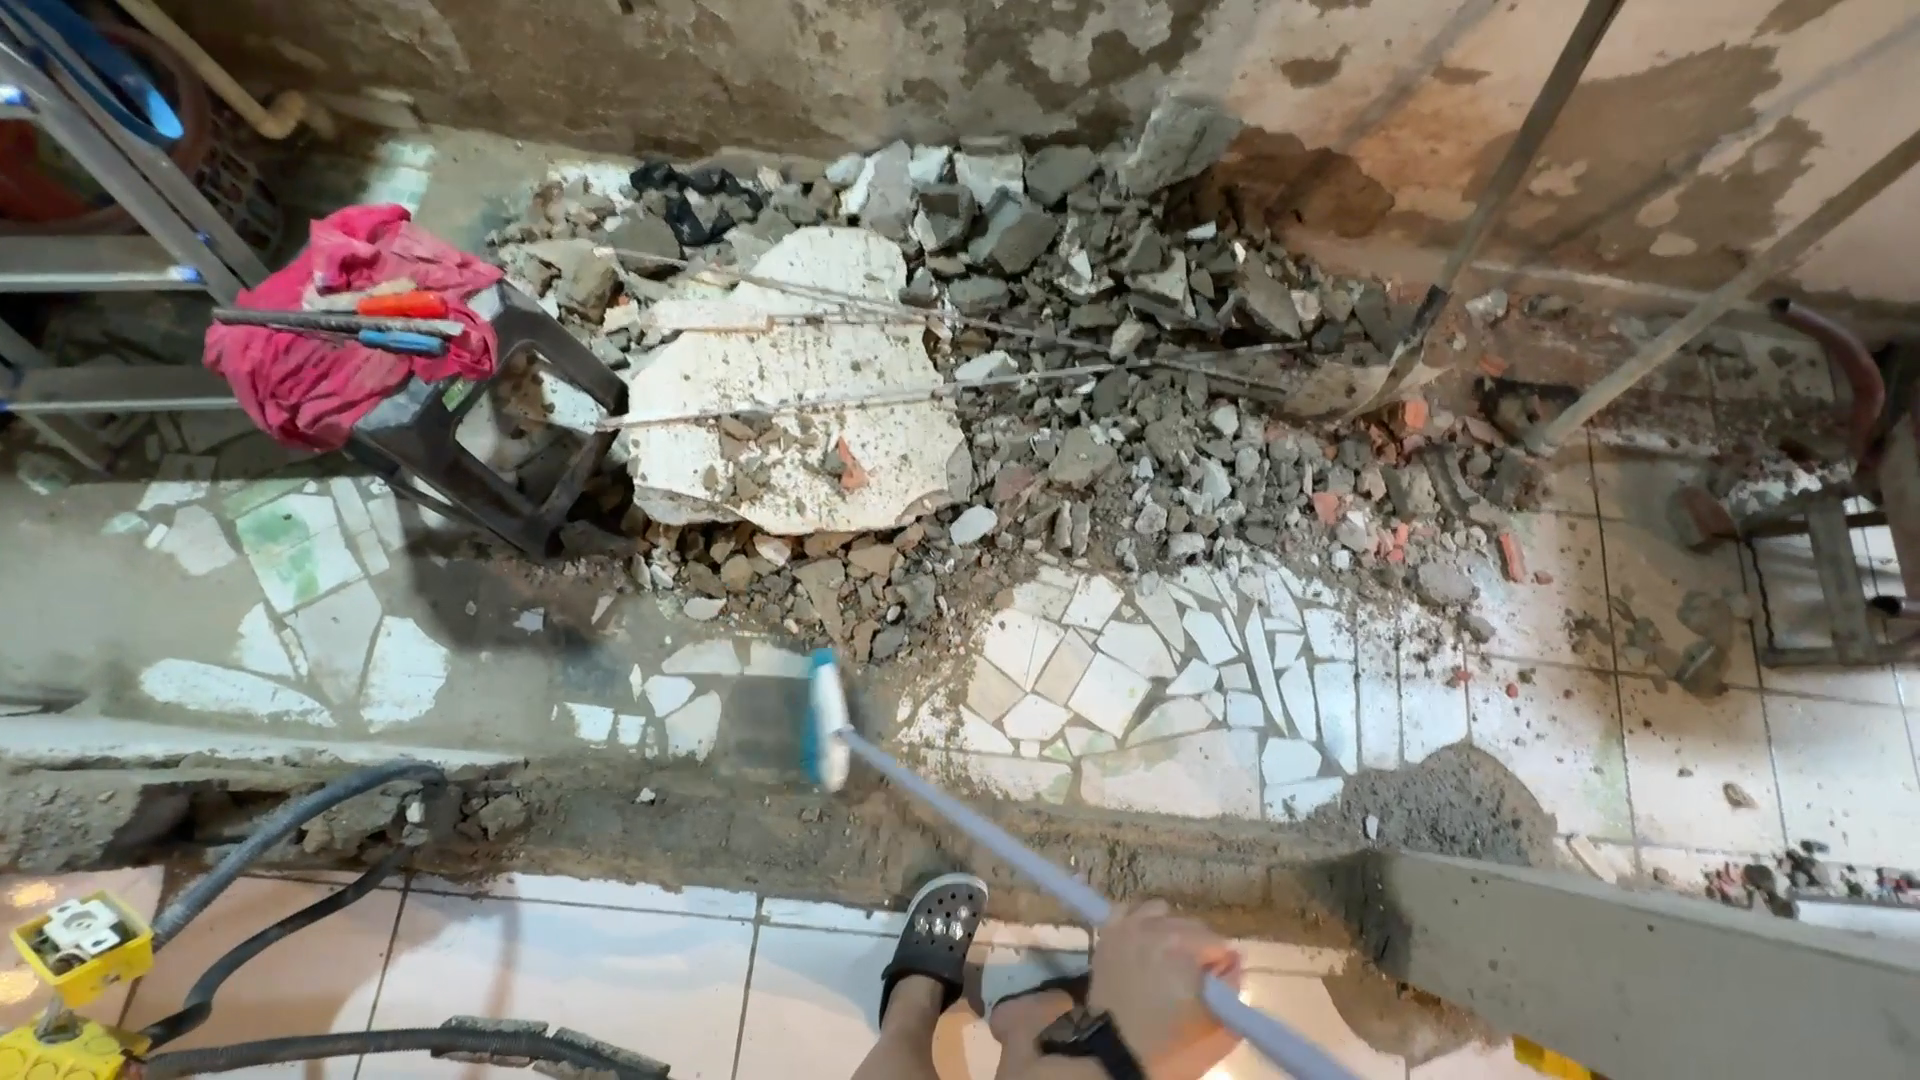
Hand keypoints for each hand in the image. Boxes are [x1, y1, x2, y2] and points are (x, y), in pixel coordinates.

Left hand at [1087, 901, 1242, 1071]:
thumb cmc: (1169, 1047)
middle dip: (1198, 948)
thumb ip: (1232, 987)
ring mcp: (1128, 926)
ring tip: (1169, 958)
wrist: (1114, 1056)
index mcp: (1183, 945)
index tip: (1215, 987)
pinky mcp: (1108, 934)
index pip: (1217, 943)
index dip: (1221, 966)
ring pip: (1160, 912)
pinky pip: (1128, 910)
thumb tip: (1234, 960)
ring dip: (1170, 930)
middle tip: (1193, 979)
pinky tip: (1144, 940)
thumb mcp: (1218, 1027)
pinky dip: (1140, 921)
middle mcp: (1155, 926)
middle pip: (1190, 925)